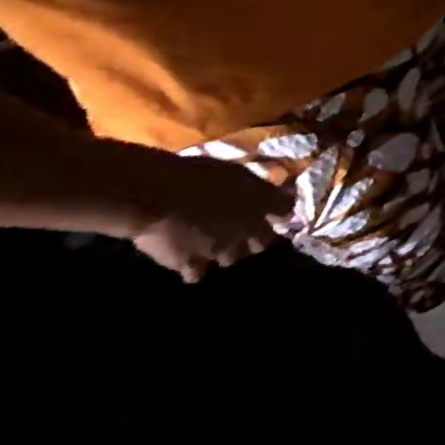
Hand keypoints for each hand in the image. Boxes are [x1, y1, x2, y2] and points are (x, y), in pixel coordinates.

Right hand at [128, 156, 289, 282]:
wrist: (158, 195)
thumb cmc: (197, 173)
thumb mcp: (235, 170)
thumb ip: (255, 185)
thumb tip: (268, 190)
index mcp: (262, 200)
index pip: (286, 209)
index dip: (280, 210)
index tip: (274, 209)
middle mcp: (249, 227)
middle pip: (265, 241)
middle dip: (257, 237)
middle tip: (243, 230)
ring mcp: (222, 249)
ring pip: (234, 258)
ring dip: (227, 252)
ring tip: (214, 243)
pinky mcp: (192, 264)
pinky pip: (197, 274)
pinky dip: (194, 268)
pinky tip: (187, 260)